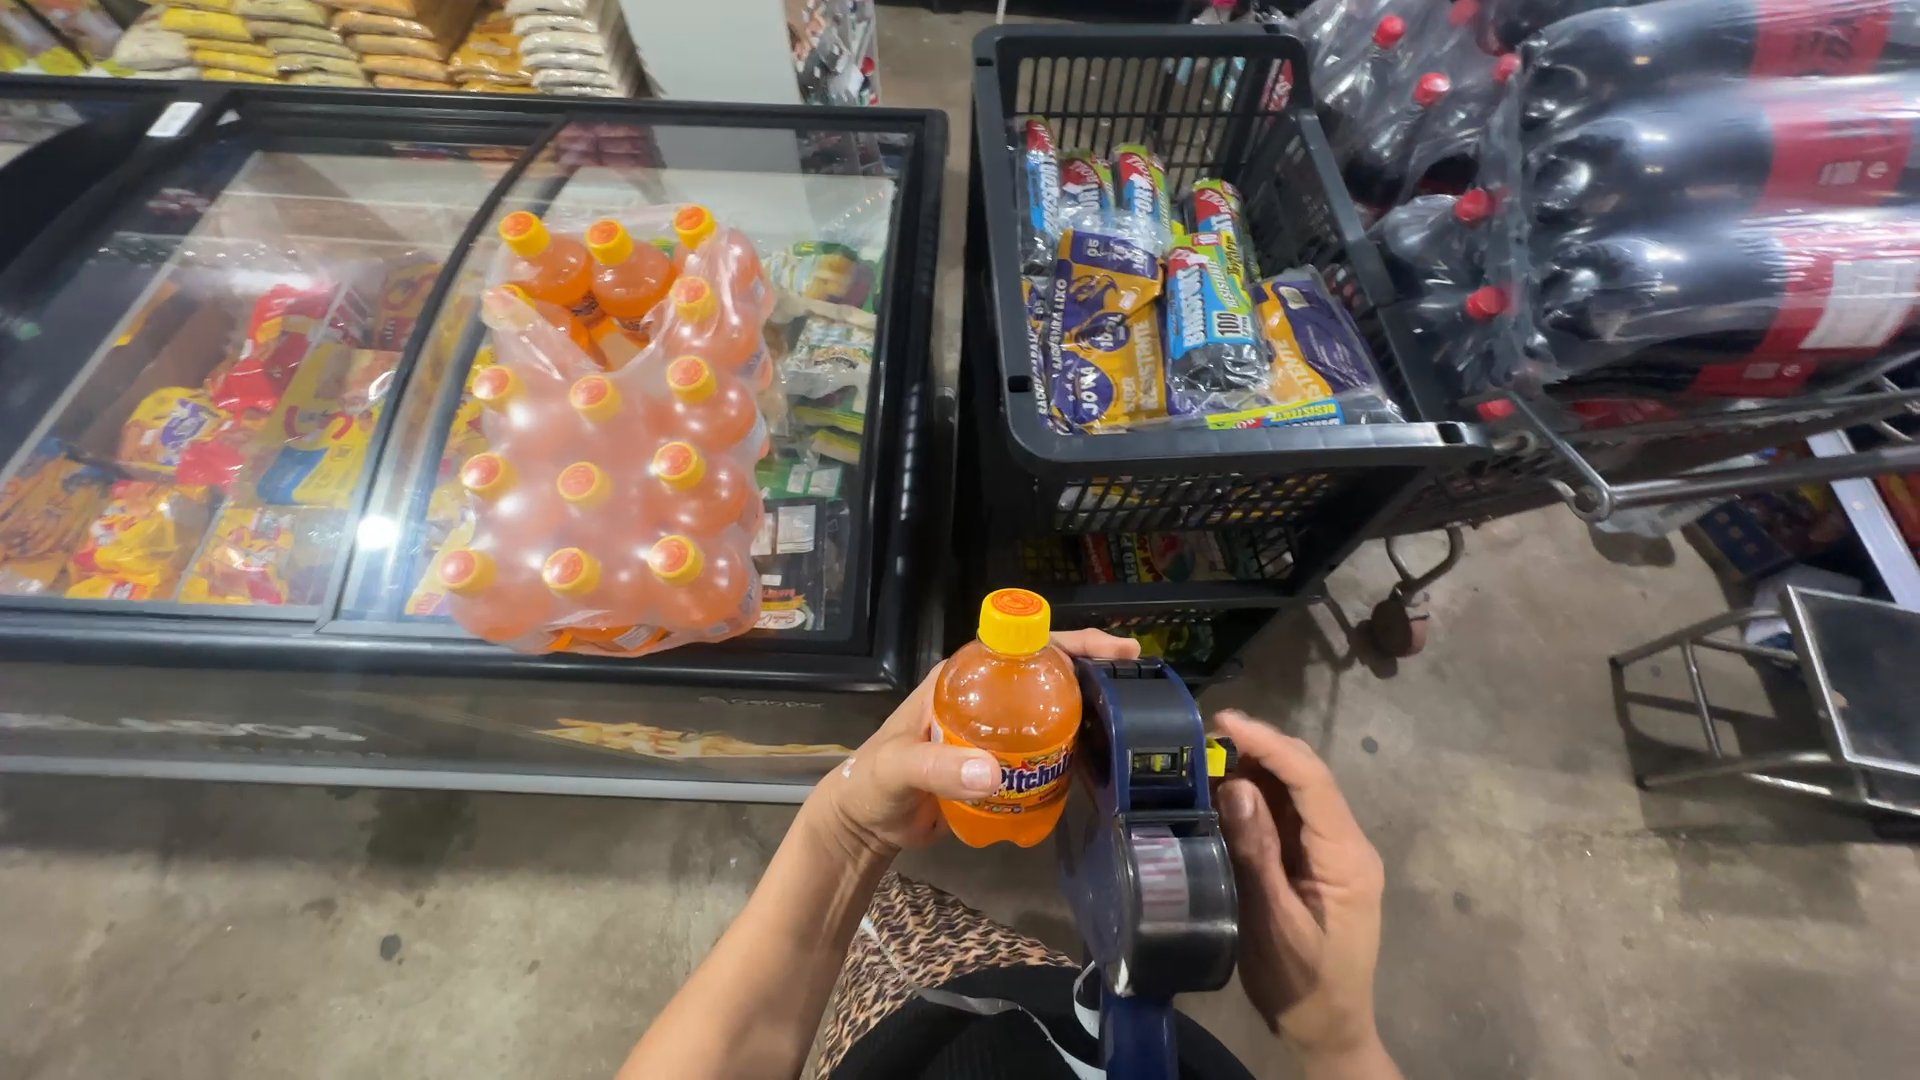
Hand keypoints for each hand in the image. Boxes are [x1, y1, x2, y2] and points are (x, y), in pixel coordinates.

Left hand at [813, 629, 1141, 860]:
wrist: (868, 824)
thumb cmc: (874, 784)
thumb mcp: (899, 768)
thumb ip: (937, 768)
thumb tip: (994, 773)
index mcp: (958, 678)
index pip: (1017, 643)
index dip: (1067, 640)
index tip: (1110, 650)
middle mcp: (981, 695)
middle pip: (1042, 670)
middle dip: (1089, 668)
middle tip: (1135, 676)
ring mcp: (993, 728)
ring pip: (1047, 706)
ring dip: (1085, 707)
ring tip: (1128, 715)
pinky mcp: (999, 760)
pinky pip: (1042, 745)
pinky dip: (1070, 747)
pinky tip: (1096, 757)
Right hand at [1212, 710, 1392, 1072]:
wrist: (1328, 1031)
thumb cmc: (1301, 985)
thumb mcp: (1273, 924)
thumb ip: (1256, 852)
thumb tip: (1234, 784)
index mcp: (1346, 857)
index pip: (1312, 780)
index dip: (1269, 744)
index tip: (1223, 722)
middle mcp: (1345, 842)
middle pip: (1306, 773)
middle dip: (1258, 746)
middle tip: (1202, 738)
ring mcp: (1330, 847)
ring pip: (1294, 785)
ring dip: (1251, 764)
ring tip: (1203, 758)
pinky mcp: (1313, 855)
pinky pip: (1284, 808)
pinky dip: (1251, 790)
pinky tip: (1219, 788)